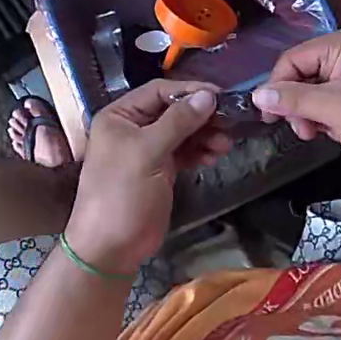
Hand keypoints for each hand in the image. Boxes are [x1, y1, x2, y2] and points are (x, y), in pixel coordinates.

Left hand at [63, 80, 232, 273]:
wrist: (111, 248)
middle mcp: (133, 128)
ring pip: (182, 132)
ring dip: (205, 135)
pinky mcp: (160, 170)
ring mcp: (147, 150)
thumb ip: (178, 122)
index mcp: (120, 116)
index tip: (220, 96)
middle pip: (174, 111)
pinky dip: (200, 151)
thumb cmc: (121, 194)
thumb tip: (208, 95)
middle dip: (201, 116)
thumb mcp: (148, 153)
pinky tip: (215, 156)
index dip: (189, 91)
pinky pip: (184, 151)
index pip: (159, 91)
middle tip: (229, 122)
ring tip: (225, 144)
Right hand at [253, 27, 340, 181]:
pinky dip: (323, 119)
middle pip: (301, 75)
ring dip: (308, 115)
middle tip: (303, 131)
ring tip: (315, 135)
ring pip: (313, 93)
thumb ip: (294, 100)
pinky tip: (330, 134)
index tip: (270, 117)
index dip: (277, 87)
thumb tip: (257, 96)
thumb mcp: (337, 110)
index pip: (293, 59)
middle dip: (295, 104)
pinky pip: (329, 104)